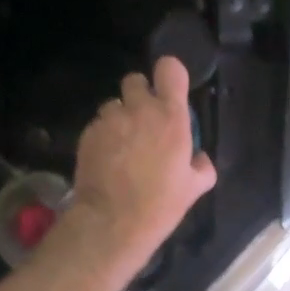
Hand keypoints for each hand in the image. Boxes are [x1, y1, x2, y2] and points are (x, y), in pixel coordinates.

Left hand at [63, 56, 216, 272]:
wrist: (112, 221)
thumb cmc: (159, 205)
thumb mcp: (193, 189)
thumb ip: (201, 167)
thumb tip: (199, 159)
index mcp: (171, 117)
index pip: (170, 69)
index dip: (169, 74)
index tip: (168, 90)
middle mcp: (139, 109)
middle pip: (135, 80)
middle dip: (139, 95)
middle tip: (143, 121)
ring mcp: (110, 120)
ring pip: (113, 104)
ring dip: (119, 118)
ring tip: (122, 144)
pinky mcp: (88, 133)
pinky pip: (98, 125)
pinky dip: (103, 136)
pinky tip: (106, 159)